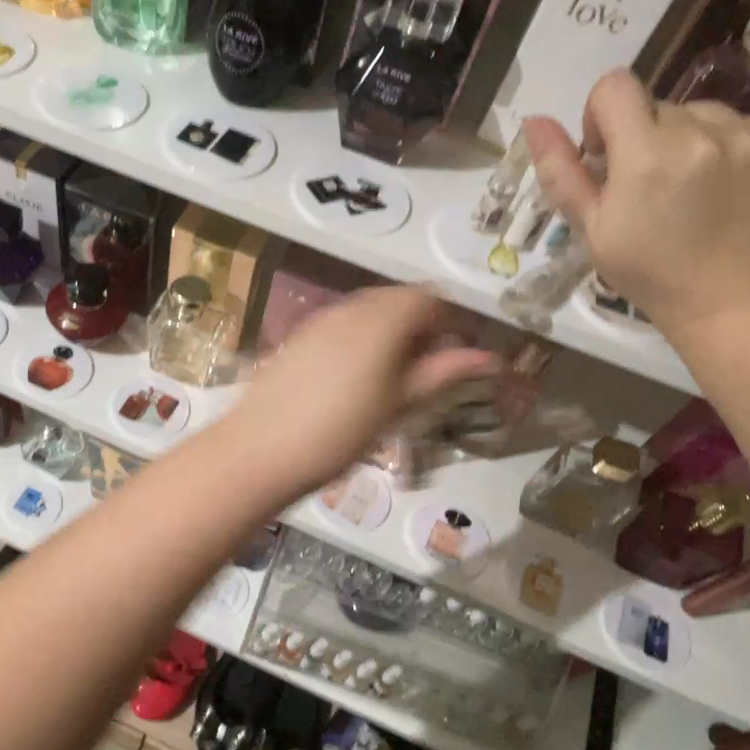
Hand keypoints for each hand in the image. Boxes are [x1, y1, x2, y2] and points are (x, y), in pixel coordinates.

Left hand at [222, 286, 494, 494]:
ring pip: (367, 312)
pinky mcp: (296, 339)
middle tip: (431, 366)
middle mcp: (348, 310)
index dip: (450, 319)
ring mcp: (318, 322)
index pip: (428, 297)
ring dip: (390, 332)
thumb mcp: (398, 405)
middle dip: (421, 325)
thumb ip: (443, 373)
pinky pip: (340, 326)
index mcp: (381, 319)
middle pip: (397, 300)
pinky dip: (361, 340)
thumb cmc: (339, 433)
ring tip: (396, 377)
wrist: (259, 452)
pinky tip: (357, 379)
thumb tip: (491, 357)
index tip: (460, 351)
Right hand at [525, 69, 749, 335]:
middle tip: (653, 188)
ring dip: (691, 141)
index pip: (614, 87)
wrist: (732, 299)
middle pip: (659, 106)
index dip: (601, 115)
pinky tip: (728, 188)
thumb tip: (535, 120)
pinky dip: (732, 148)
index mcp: (646, 154)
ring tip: (695, 190)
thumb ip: (562, 172)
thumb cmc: (649, 271)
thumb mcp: (592, 229)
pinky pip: (746, 124)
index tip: (607, 153)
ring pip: (703, 114)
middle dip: (647, 137)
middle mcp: (701, 131)